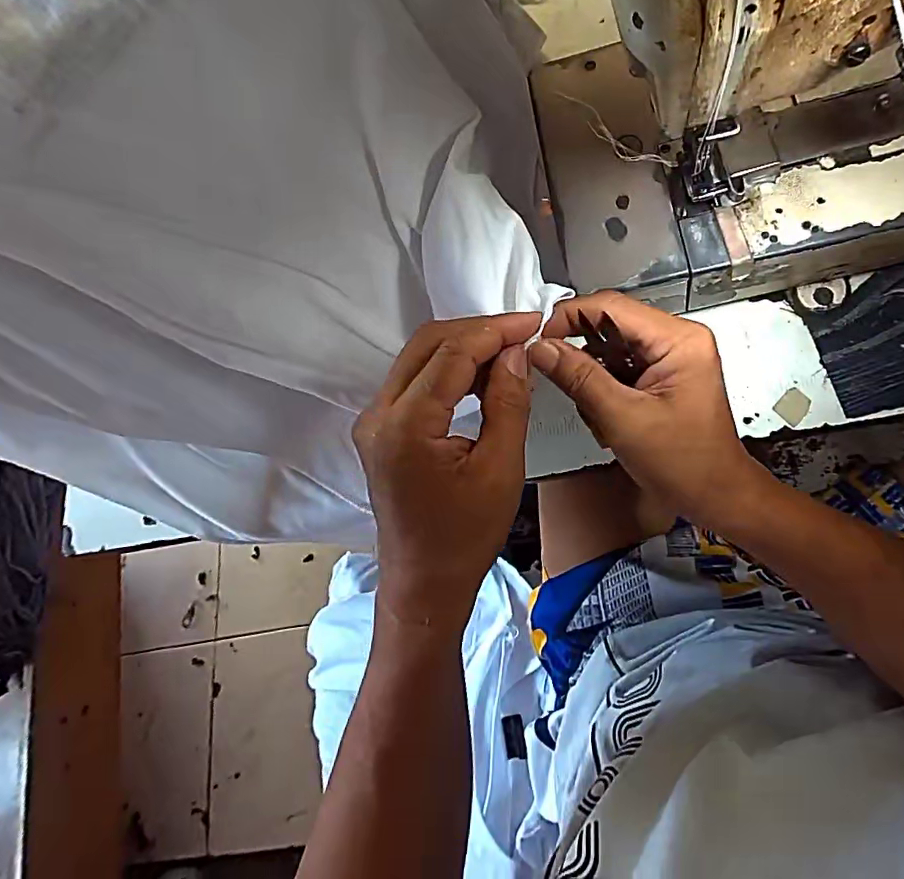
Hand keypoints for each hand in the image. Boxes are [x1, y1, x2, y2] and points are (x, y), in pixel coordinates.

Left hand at [353, 313, 540, 627]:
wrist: (424, 582)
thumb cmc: (464, 538)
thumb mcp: (500, 468)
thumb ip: (506, 401)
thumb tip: (513, 353)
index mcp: (405, 426)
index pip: (451, 354)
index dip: (493, 331)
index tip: (530, 322)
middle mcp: (378, 415)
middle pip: (427, 345)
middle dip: (476, 332)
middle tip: (520, 332)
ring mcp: (373, 422)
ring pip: (418, 359)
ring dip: (461, 348)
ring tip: (506, 352)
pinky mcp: (379, 430)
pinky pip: (413, 382)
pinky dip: (447, 370)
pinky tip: (479, 375)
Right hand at [528, 292, 769, 521]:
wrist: (716, 497)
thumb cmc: (688, 464)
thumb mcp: (623, 419)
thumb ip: (579, 377)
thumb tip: (542, 348)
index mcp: (679, 340)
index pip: (610, 306)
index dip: (568, 317)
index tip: (541, 340)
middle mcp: (676, 340)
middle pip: (608, 324)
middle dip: (580, 352)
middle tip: (556, 374)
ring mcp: (668, 357)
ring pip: (608, 347)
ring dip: (590, 376)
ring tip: (596, 411)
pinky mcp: (659, 375)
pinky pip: (616, 366)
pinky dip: (601, 388)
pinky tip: (606, 416)